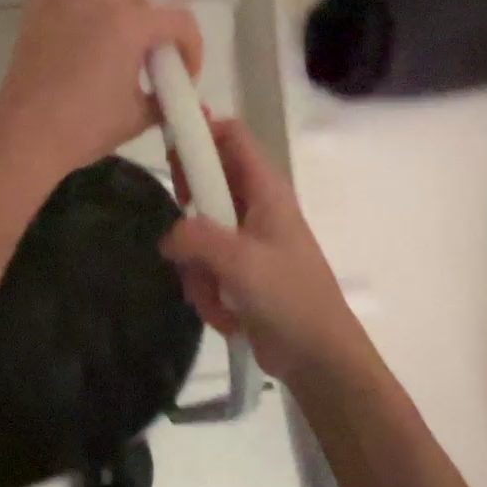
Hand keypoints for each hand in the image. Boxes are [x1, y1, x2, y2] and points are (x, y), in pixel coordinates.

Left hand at [0, 0, 203, 184]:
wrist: (28, 138)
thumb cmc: (86, 129)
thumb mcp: (138, 118)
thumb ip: (163, 100)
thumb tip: (173, 96)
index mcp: (131, 26)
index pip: (178, 22)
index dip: (193, 46)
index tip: (187, 73)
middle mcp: (100, 0)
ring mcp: (64, 0)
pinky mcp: (36, 10)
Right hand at [160, 117, 369, 382]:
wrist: (318, 356)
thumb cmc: (289, 297)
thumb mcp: (240, 261)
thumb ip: (197, 238)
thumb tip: (168, 237)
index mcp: (266, 190)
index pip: (232, 137)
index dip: (202, 130)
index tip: (170, 145)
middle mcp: (254, 209)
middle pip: (206, 185)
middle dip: (189, 214)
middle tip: (186, 235)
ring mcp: (245, 243)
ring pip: (197, 235)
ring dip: (198, 269)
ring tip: (219, 294)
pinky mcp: (238, 275)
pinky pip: (203, 269)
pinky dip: (208, 292)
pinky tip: (227, 314)